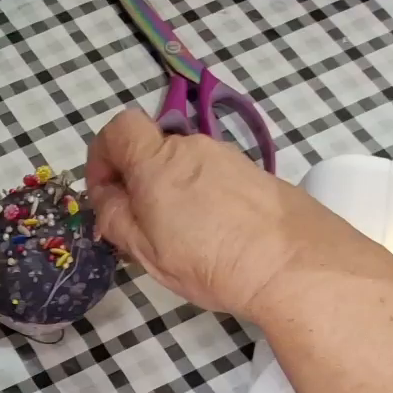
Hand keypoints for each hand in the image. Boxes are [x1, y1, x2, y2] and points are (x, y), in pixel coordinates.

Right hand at [85, 110, 392, 323]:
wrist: (291, 264)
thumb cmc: (206, 260)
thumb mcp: (144, 249)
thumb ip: (116, 217)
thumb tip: (106, 197)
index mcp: (158, 163)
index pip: (119, 128)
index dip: (101, 156)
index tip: (104, 194)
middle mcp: (192, 148)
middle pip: (151, 152)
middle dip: (135, 184)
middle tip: (138, 231)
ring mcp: (227, 158)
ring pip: (181, 168)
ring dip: (168, 195)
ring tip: (178, 240)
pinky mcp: (251, 174)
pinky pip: (209, 179)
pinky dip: (198, 200)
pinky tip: (210, 238)